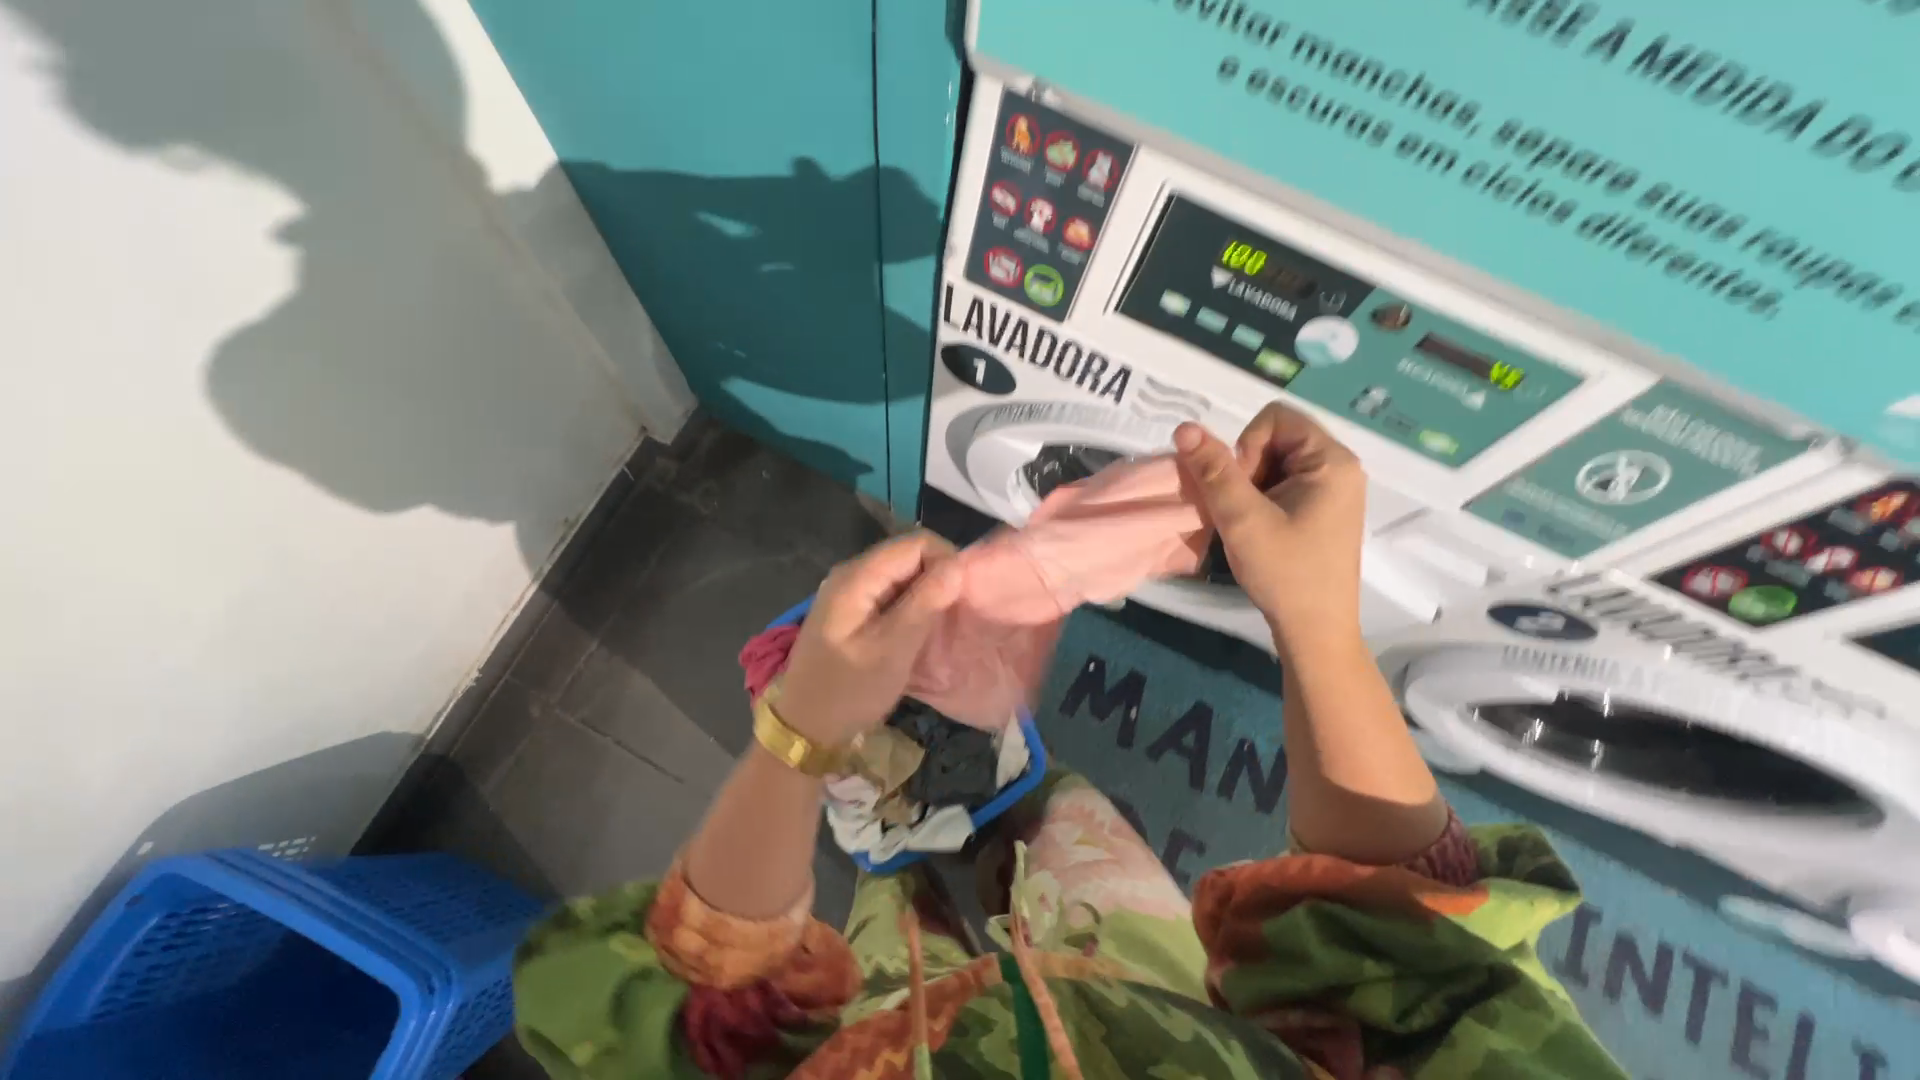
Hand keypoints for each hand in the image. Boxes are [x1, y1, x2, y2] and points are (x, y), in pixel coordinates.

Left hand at [775, 531, 962, 748]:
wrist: (805, 728)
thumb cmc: (849, 690)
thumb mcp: (892, 649)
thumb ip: (924, 603)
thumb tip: (958, 564)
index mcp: (857, 576)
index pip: (916, 543)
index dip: (947, 561)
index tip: (963, 596)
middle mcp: (851, 574)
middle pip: (908, 555)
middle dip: (938, 577)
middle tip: (956, 614)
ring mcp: (849, 593)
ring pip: (902, 576)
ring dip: (927, 594)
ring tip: (942, 625)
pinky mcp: (852, 612)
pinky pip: (890, 594)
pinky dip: (910, 607)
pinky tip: (920, 632)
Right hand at [1173, 403, 1366, 653]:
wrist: (1315, 630)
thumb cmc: (1284, 572)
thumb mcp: (1242, 519)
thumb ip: (1212, 470)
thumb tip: (1183, 427)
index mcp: (1332, 461)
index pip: (1275, 419)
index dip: (1246, 447)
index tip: (1242, 490)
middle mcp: (1340, 467)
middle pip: (1276, 438)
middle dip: (1247, 468)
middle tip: (1243, 510)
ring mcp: (1334, 490)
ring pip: (1274, 462)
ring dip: (1250, 486)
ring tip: (1249, 523)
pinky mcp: (1323, 510)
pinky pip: (1284, 483)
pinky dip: (1261, 499)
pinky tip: (1258, 530)